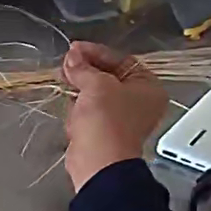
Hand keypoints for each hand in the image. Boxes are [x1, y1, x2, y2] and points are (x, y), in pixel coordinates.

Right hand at [61, 42, 167, 190]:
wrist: (98, 161)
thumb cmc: (106, 120)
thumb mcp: (96, 86)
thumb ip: (83, 68)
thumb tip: (72, 56)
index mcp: (148, 87)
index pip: (122, 60)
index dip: (97, 52)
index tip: (74, 48)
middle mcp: (139, 100)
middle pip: (110, 76)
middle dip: (86, 68)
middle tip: (66, 62)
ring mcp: (121, 116)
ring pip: (98, 92)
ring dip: (80, 84)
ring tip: (63, 76)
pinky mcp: (103, 129)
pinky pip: (91, 109)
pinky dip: (79, 102)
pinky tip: (67, 96)